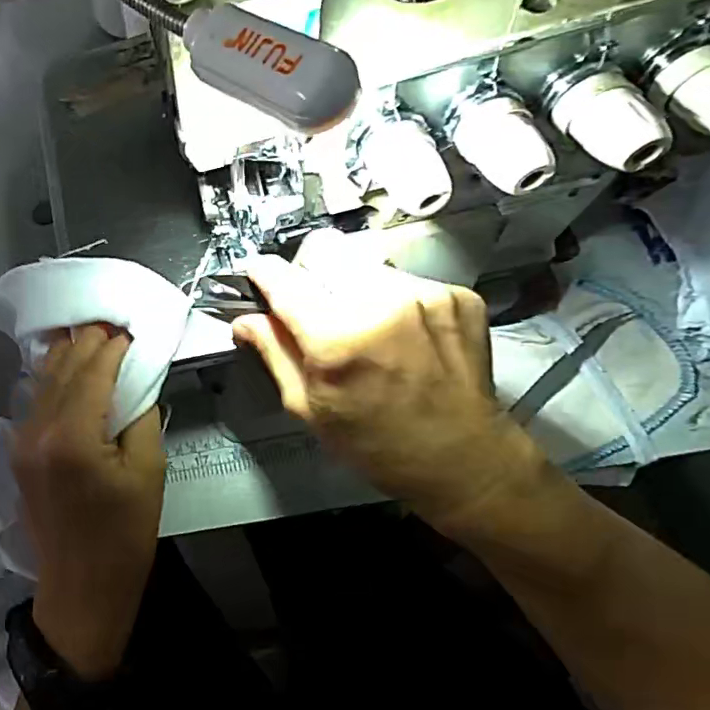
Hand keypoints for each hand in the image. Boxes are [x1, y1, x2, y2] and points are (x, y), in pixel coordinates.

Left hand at [11, 324, 166, 679]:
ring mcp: (21, 440)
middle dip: (92, 341)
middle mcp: (37, 429)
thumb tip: (136, 377)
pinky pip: (35, 399)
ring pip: (44, 377)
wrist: (82, 589)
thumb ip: (141, 414)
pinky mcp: (18, 452)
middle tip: (118, 326)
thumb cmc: (125, 535)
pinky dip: (55, 378)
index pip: (94, 368)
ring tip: (97, 339)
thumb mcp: (149, 471)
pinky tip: (73, 370)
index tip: (134, 330)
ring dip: (71, 355)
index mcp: (72, 434)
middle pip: (64, 365)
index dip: (116, 345)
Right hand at [231, 237, 561, 551]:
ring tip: (362, 326)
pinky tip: (397, 333)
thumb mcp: (310, 409)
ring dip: (349, 284)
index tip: (258, 273)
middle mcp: (381, 305)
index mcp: (337, 340)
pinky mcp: (455, 295)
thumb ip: (275, 354)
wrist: (462, 458)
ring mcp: (424, 295)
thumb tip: (247, 321)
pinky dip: (389, 297)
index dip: (263, 272)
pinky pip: (402, 277)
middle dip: (307, 273)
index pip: (284, 280)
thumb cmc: (379, 446)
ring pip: (362, 262)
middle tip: (311, 306)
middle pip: (323, 251)